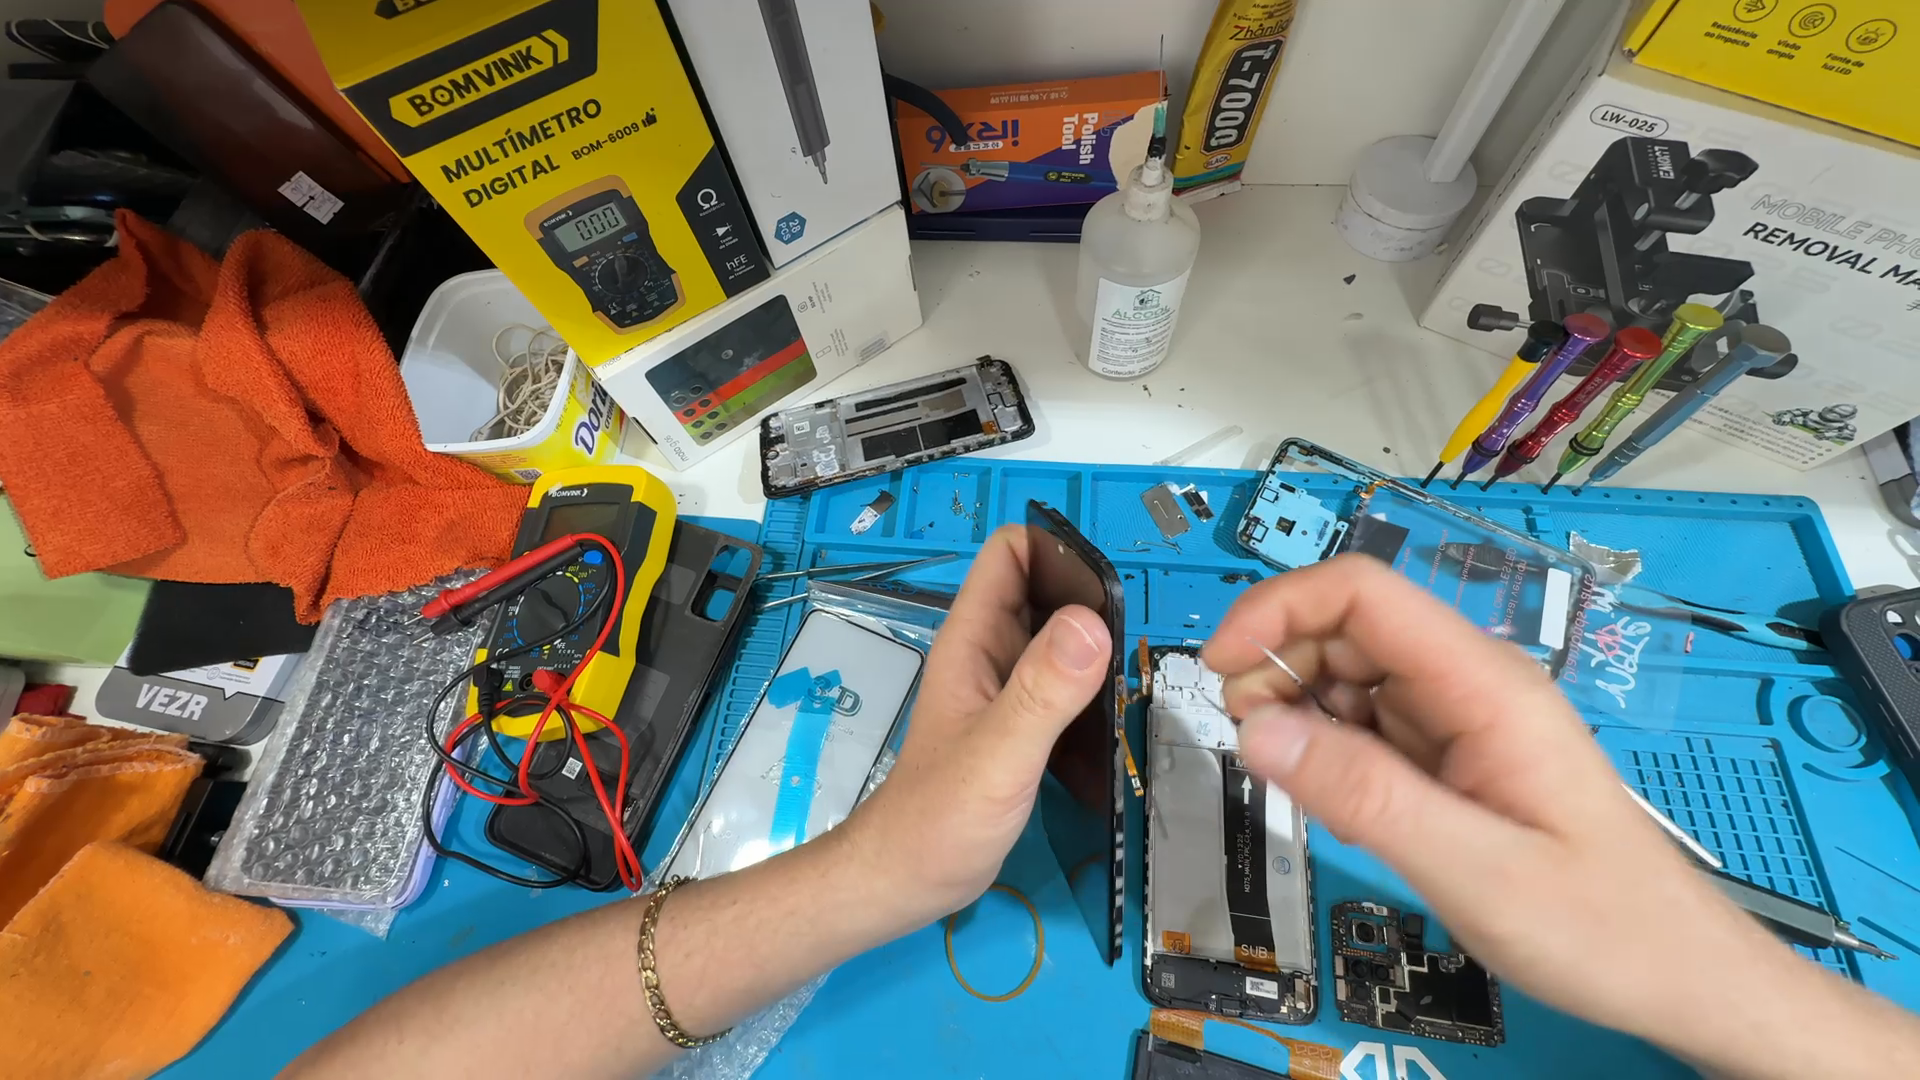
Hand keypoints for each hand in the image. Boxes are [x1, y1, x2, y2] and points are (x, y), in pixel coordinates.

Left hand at [841, 525, 1111, 924]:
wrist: (909, 878)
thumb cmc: (942, 816)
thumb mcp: (999, 753)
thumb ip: (1043, 691)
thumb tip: (1092, 621)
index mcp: (973, 639)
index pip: (1010, 554)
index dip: (1055, 550)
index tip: (1107, 583)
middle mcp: (989, 650)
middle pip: (1041, 588)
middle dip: (1087, 597)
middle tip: (1134, 638)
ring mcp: (1003, 685)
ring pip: (1055, 634)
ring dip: (1093, 640)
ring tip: (1133, 672)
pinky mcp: (1018, 718)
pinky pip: (1060, 678)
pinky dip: (1088, 681)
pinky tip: (1114, 709)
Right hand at [1200, 556, 1805, 1052]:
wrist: (1685, 985)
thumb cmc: (1600, 929)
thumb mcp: (1475, 871)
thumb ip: (1362, 795)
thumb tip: (1253, 730)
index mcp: (1479, 682)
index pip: (1361, 592)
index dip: (1278, 608)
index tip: (1220, 666)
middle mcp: (1458, 680)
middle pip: (1339, 625)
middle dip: (1272, 663)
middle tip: (1245, 735)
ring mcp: (1446, 711)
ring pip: (1337, 668)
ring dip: (1289, 704)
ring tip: (1285, 772)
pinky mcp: (1434, 745)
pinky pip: (1352, 717)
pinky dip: (1316, 740)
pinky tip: (1323, 791)